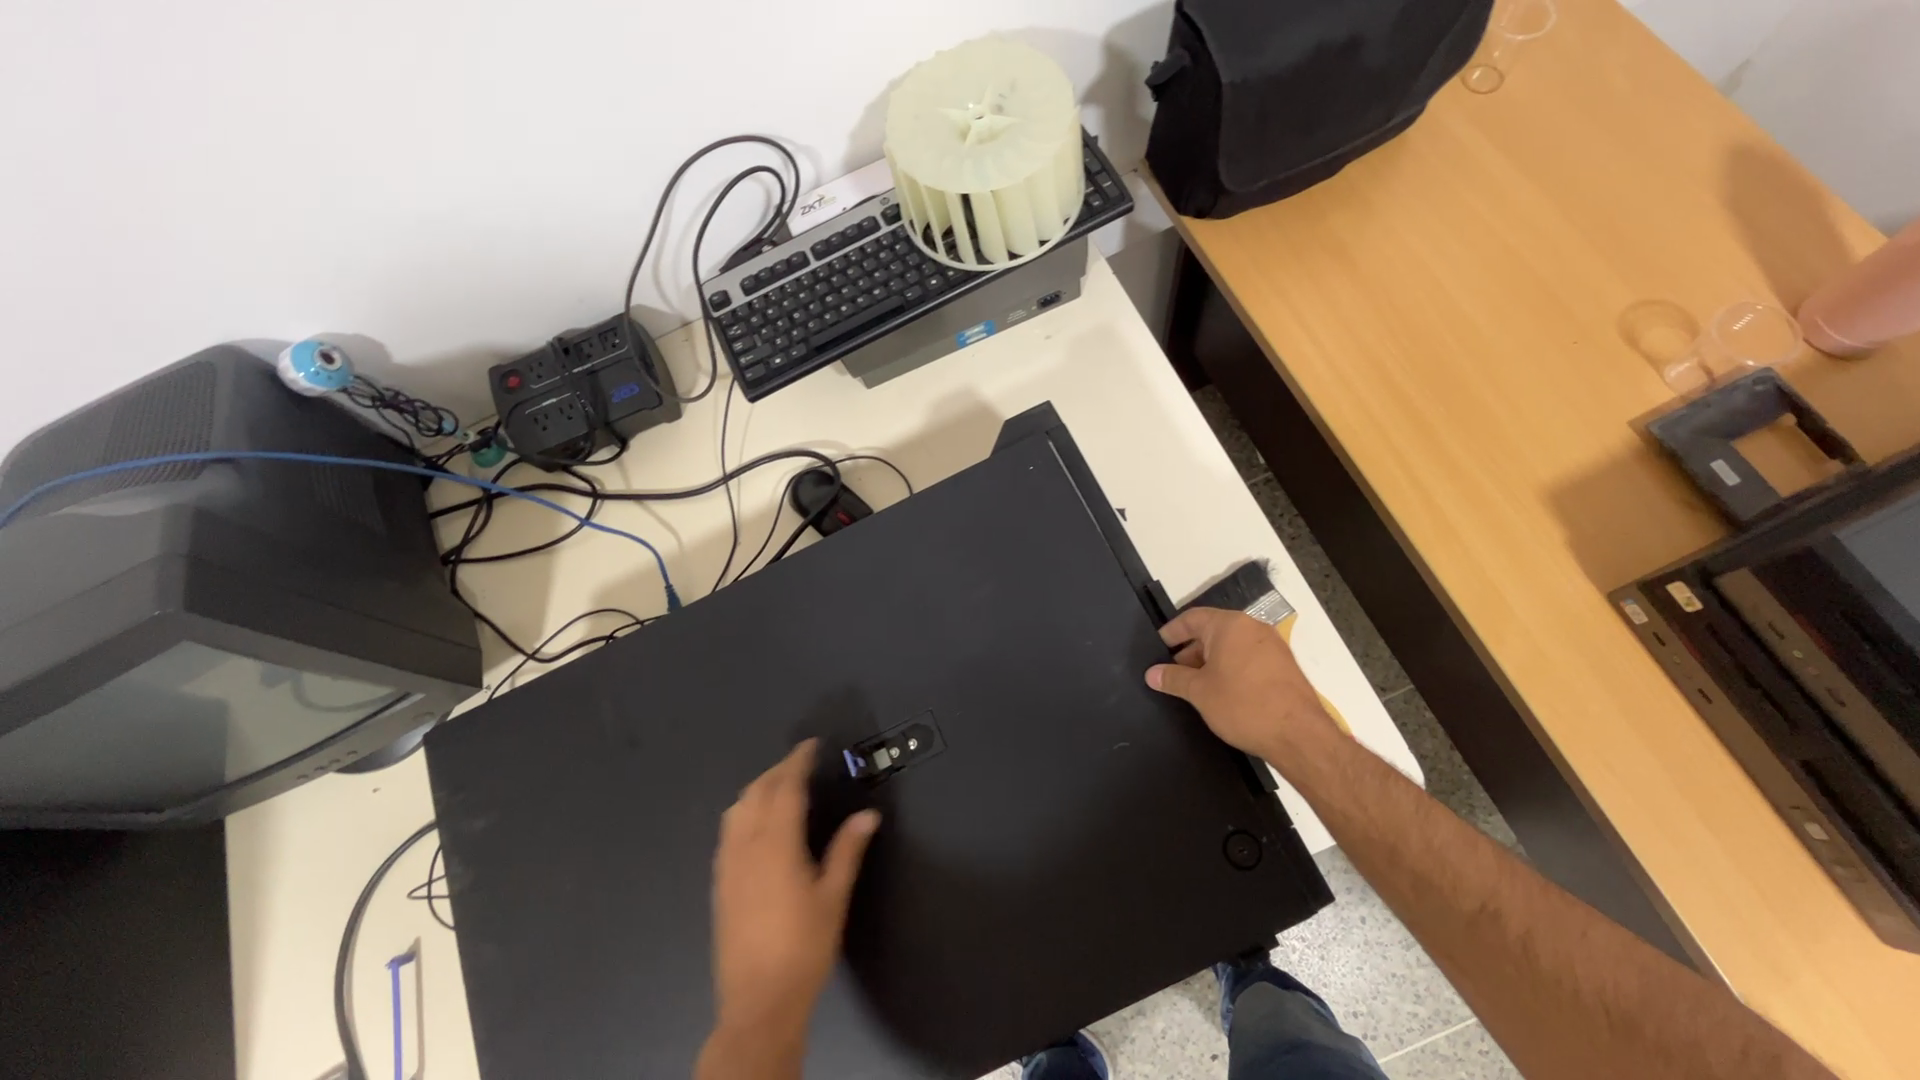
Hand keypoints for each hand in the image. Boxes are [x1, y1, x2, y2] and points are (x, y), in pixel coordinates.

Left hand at [707, 740, 880, 1051]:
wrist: (759, 1000)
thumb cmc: (804, 947)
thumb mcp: (834, 898)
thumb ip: (847, 851)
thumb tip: (867, 815)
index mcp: (776, 845)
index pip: (784, 788)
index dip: (796, 762)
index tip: (809, 746)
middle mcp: (745, 847)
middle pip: (755, 793)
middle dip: (776, 771)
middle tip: (800, 763)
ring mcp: (727, 865)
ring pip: (736, 810)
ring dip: (756, 790)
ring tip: (779, 788)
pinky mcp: (720, 884)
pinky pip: (727, 833)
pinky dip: (743, 813)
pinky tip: (757, 826)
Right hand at [1145, 607, 1337, 760]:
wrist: (1299, 735)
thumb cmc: (1243, 705)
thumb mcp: (1199, 692)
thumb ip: (1173, 678)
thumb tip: (1151, 673)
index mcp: (1230, 625)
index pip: (1191, 618)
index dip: (1171, 632)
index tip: (1156, 648)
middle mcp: (1253, 628)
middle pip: (1212, 632)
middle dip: (1190, 652)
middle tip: (1172, 674)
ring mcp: (1272, 646)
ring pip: (1231, 647)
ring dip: (1210, 663)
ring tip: (1195, 687)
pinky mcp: (1284, 666)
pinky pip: (1248, 659)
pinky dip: (1231, 669)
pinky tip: (1222, 693)